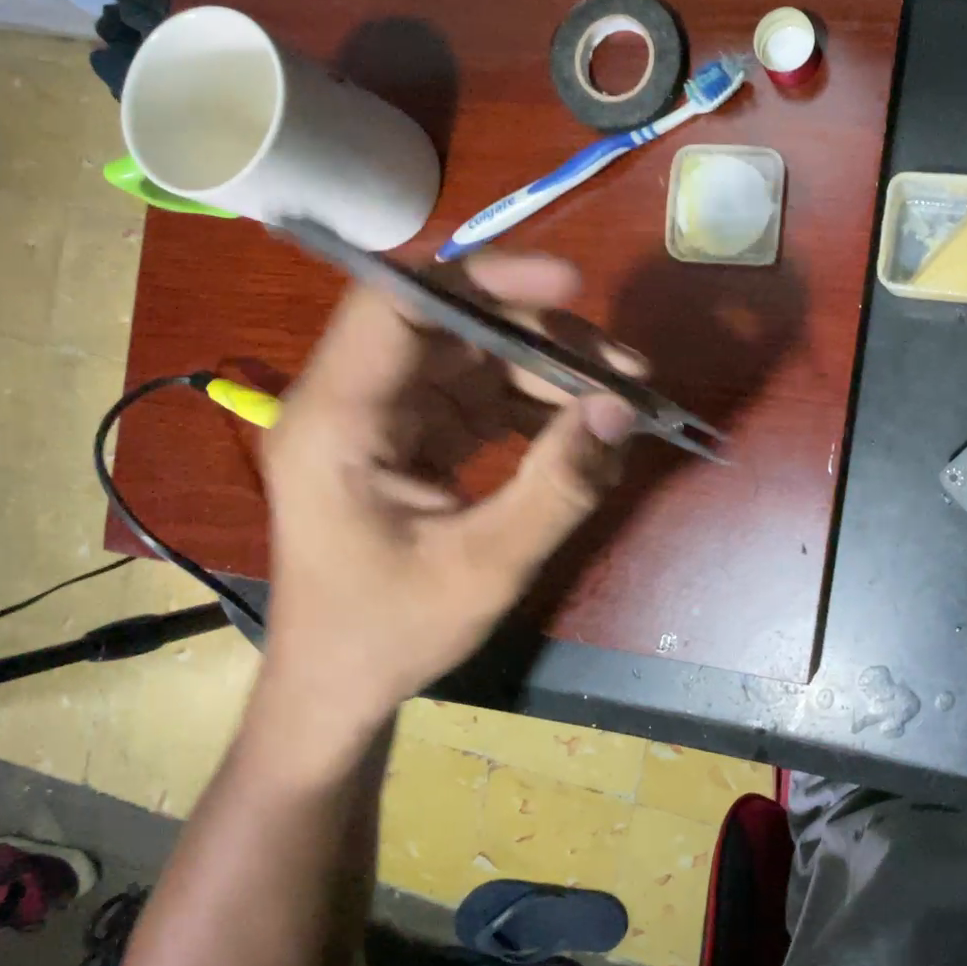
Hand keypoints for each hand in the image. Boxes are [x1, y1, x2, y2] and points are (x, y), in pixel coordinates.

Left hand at [259, 253, 641, 724]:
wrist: (339, 687)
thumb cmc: (391, 632)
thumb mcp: (486, 566)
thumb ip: (558, 486)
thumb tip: (623, 408)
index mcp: (340, 419)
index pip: (399, 306)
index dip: (486, 279)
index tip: (572, 286)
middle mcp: (357, 399)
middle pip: (455, 325)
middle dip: (547, 337)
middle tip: (627, 367)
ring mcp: (388, 415)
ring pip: (478, 356)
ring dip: (553, 370)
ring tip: (624, 398)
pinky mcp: (416, 435)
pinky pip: (485, 394)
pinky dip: (540, 403)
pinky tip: (587, 425)